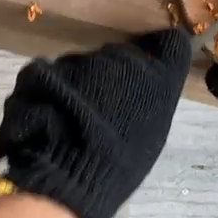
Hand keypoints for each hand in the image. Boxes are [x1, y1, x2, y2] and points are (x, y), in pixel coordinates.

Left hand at [0, 29, 192, 217]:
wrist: (65, 173)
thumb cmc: (118, 163)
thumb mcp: (150, 133)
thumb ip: (152, 98)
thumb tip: (149, 81)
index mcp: (157, 76)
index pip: (170, 44)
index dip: (159, 51)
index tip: (152, 64)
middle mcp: (121, 57)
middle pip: (120, 55)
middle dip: (114, 74)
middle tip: (105, 107)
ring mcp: (82, 59)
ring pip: (86, 64)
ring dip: (82, 82)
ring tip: (74, 117)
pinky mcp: (47, 67)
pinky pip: (54, 73)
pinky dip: (52, 88)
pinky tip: (49, 114)